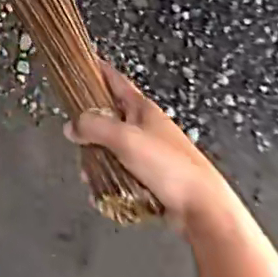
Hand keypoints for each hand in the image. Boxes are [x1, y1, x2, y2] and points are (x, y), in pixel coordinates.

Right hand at [66, 62, 235, 231]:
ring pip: (113, 146)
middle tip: (75, 132)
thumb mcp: (123, 138)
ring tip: (89, 171)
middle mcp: (147, 126)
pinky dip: (110, 176)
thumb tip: (71, 127)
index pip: (114, 78)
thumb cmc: (170, 167)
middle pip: (108, 115)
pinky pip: (123, 170)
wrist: (207, 213)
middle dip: (89, 125)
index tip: (77, 62)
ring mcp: (151, 152)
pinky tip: (102, 187)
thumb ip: (92, 127)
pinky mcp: (154, 177)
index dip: (95, 68)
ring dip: (98, 156)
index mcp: (143, 108)